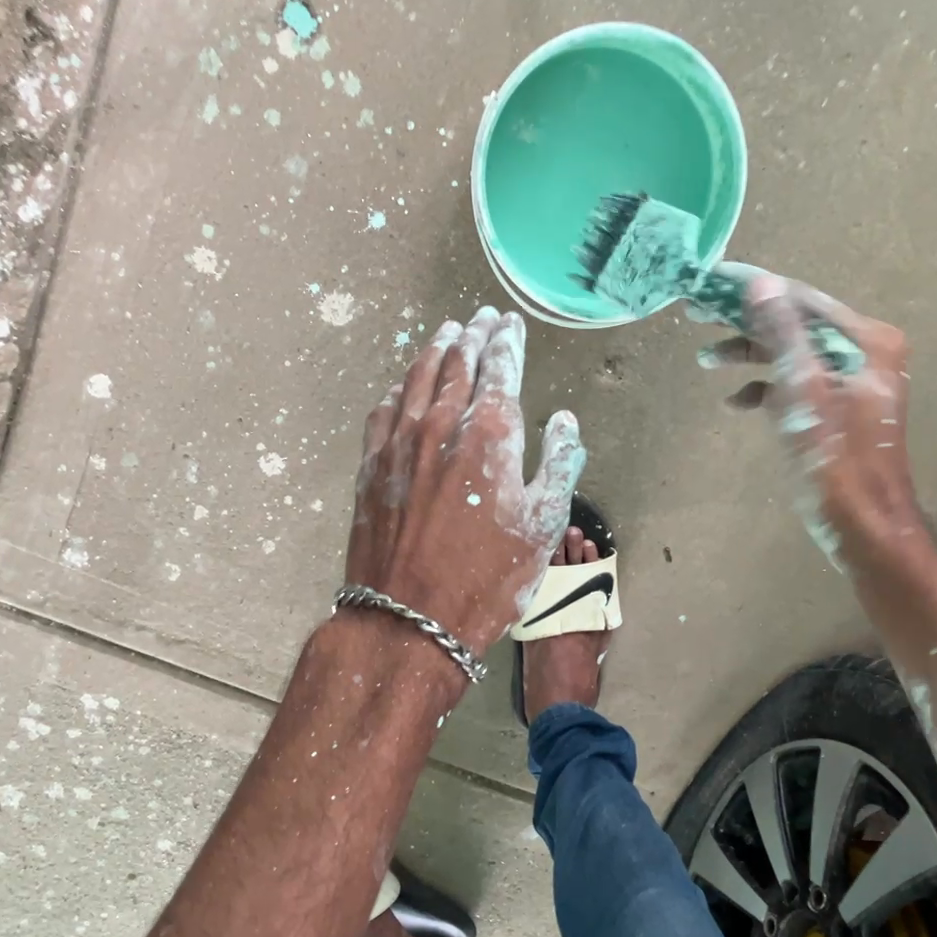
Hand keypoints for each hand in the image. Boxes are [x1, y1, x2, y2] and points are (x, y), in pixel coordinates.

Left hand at [346, 307, 585, 652]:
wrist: (409, 618)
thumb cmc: (488, 577)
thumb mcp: (543, 525)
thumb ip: (559, 464)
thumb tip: (564, 422)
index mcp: (490, 434)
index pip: (500, 369)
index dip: (507, 342)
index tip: (510, 323)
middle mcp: (442, 425)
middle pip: (458, 363)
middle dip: (473, 335)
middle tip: (482, 318)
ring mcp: (400, 442)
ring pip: (418, 378)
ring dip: (436, 349)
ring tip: (447, 331)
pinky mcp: (372, 465)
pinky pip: (385, 409)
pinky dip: (399, 386)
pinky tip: (404, 383)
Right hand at [701, 268, 921, 567]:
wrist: (864, 527)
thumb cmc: (835, 460)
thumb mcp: (803, 391)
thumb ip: (782, 333)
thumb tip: (758, 283)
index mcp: (866, 340)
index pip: (800, 299)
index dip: (752, 288)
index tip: (709, 280)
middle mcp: (863, 352)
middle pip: (794, 324)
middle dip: (745, 322)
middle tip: (696, 315)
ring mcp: (851, 382)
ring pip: (791, 354)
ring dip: (750, 355)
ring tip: (707, 359)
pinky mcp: (838, 409)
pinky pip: (796, 385)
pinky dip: (766, 389)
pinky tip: (736, 402)